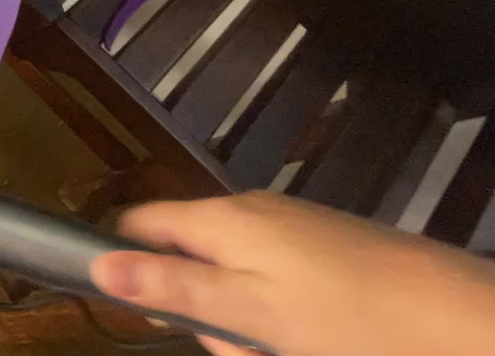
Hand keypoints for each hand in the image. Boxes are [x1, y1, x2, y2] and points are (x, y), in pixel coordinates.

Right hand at [90, 191, 494, 355]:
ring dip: (247, 312)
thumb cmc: (356, 322)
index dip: (127, 260)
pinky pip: (279, 270)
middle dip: (204, 303)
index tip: (150, 310)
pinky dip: (284, 304)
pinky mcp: (334, 243)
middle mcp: (246, 209)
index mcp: (218, 219)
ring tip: (290, 351)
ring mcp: (294, 224)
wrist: (486, 323)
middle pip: (190, 253)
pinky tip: (324, 338)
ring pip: (237, 268)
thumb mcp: (258, 315)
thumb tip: (94, 266)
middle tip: (244, 349)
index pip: (136, 223)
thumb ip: (175, 287)